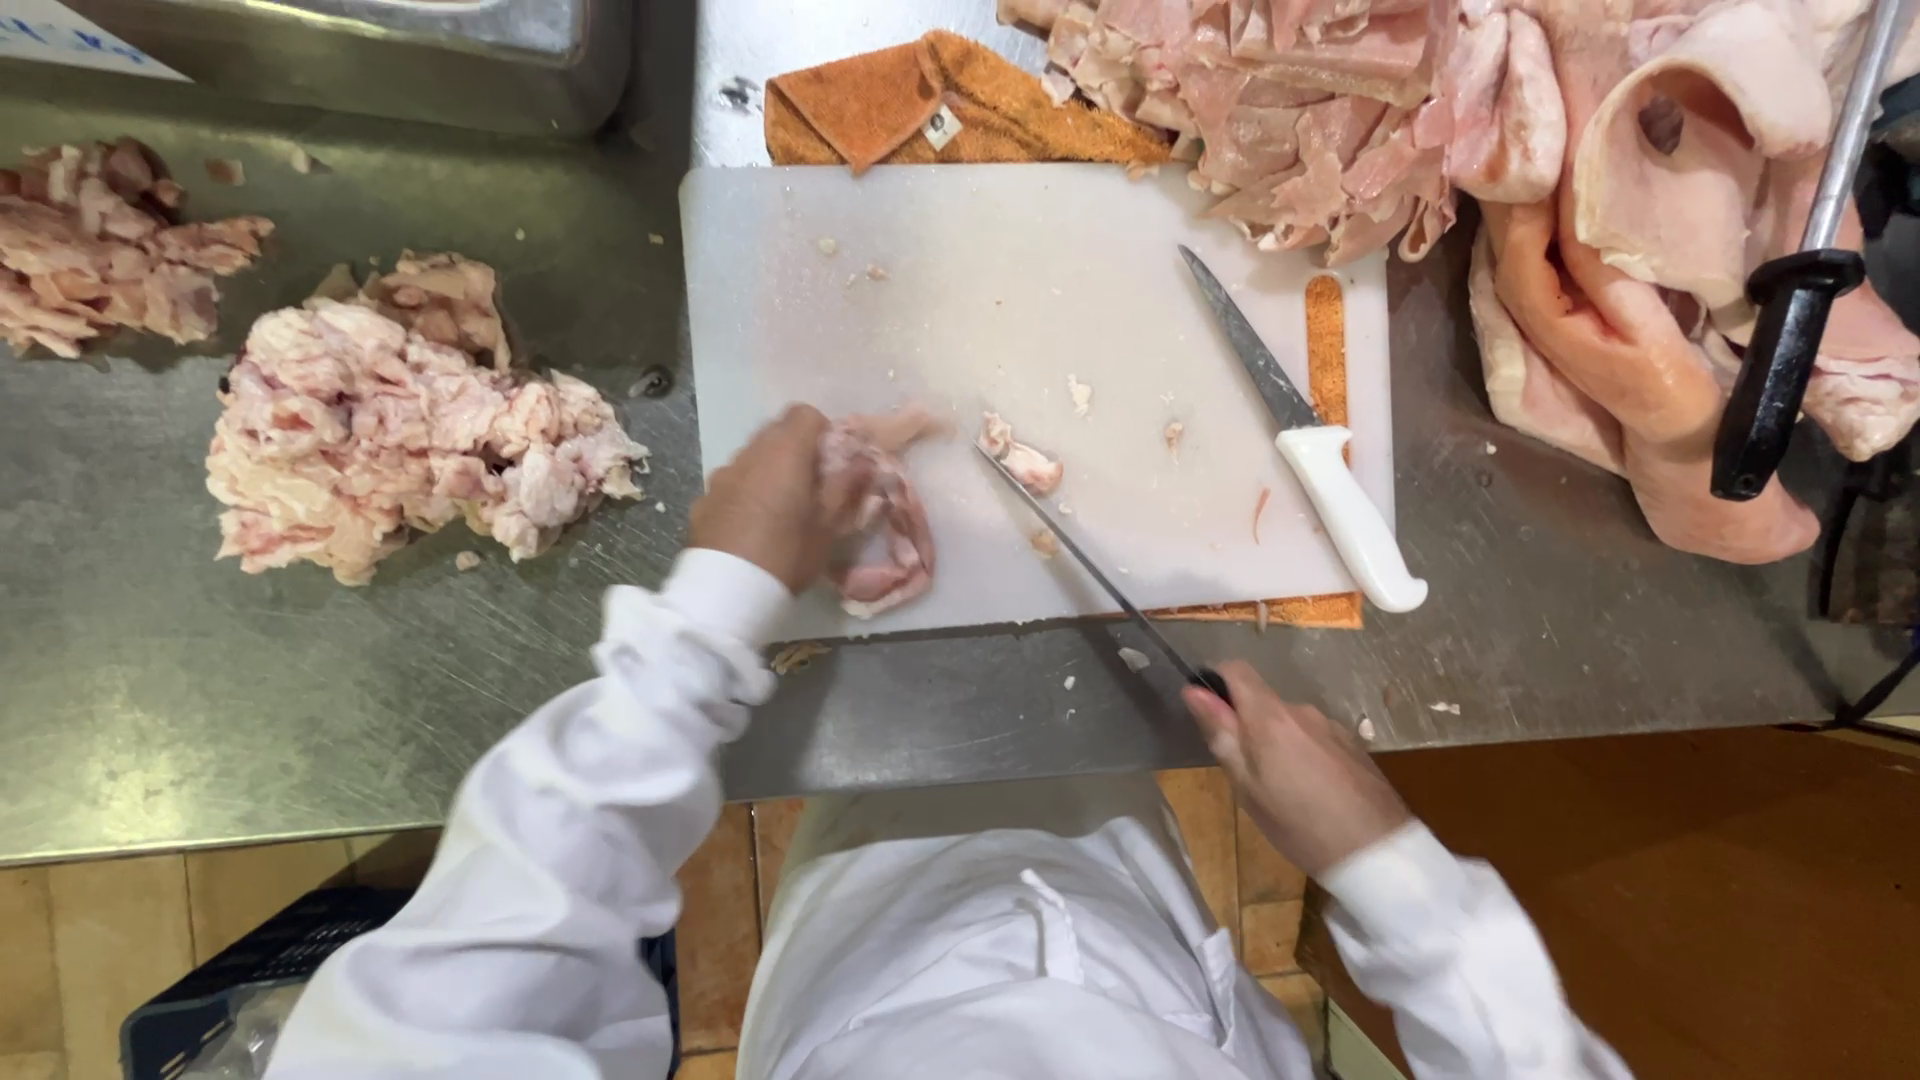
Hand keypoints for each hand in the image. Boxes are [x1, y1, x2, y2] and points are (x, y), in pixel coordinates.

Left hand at [690, 405, 871, 592]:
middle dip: (797, 449)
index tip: (832, 462)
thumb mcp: (828, 526)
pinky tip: (752, 524)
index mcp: (784, 453)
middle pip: (776, 430)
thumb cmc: (787, 554)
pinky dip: (746, 490)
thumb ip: (846, 486)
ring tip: (781, 507)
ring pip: (752, 456)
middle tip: (812, 485)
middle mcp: (749, 454)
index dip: (823, 431)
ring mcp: (722, 475)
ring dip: (770, 469)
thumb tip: (864, 461)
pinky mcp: (704, 498)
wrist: (727, 592)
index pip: (805, 413)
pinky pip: (732, 481)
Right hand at [1182, 661, 1409, 877]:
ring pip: (1289, 723)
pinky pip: (1314, 738)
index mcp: (1270, 716)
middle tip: (1246, 773)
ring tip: (1282, 789)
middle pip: (1262, 701)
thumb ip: (1221, 733)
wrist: (1379, 854)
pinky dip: (1304, 755)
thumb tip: (1193, 691)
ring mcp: (1332, 727)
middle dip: (1247, 726)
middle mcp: (1302, 711)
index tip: (1210, 716)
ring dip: (1277, 743)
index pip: (1236, 669)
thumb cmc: (1298, 823)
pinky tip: (1313, 793)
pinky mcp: (1354, 747)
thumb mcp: (1246, 785)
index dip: (1216, 683)